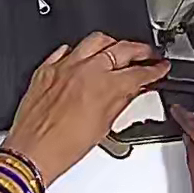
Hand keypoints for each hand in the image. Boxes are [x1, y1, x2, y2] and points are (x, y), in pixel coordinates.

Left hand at [4, 33, 168, 184]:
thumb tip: (133, 90)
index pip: (139, 72)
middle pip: (122, 48)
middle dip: (141, 50)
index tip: (160, 68)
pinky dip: (79, 50)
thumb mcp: (104, 125)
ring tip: (119, 49)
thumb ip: (122, 101)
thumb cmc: (64, 146)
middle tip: (149, 55)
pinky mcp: (47, 68)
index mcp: (105, 85)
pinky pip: (66, 49)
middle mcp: (86, 70)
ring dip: (112, 43)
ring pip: (96, 40)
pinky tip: (83, 56)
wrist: (32, 152)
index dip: (155, 69)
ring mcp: (65, 66)